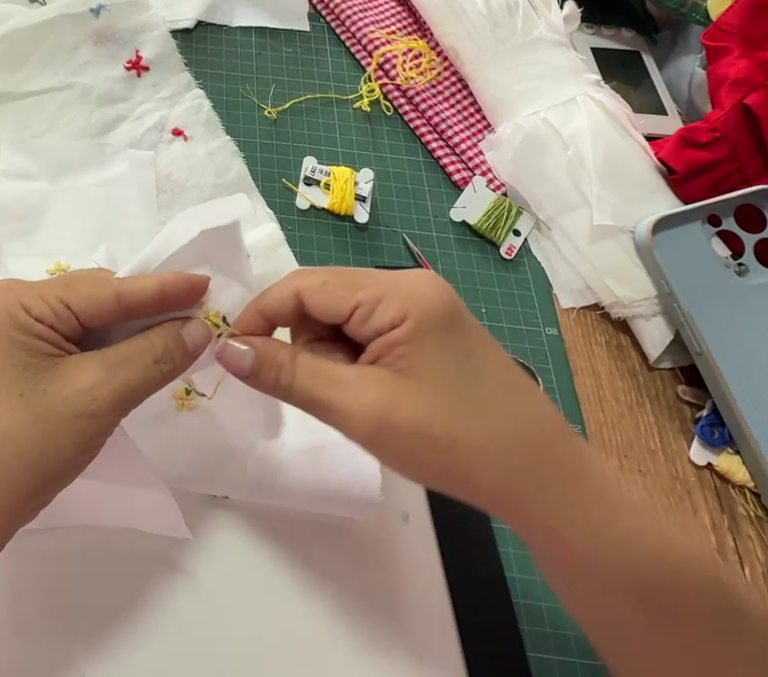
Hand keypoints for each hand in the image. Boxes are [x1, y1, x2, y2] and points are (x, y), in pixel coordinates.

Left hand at [0, 271, 212, 537]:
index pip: (107, 289)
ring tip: (185, 333)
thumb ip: (152, 355)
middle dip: (150, 310)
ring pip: (93, 322)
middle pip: (99, 298)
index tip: (210, 280)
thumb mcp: (97, 396)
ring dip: (135, 331)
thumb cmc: (26, 448)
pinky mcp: (25, 361)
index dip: (163, 288)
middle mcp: (16, 305)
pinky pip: (80, 343)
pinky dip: (115, 351)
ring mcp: (18, 333)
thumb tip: (200, 326)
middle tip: (204, 314)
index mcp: (22, 301)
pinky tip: (145, 356)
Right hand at [214, 268, 589, 523]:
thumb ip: (288, 374)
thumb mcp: (360, 408)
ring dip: (327, 357)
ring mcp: (422, 307)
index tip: (233, 356)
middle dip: (304, 344)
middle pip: (321, 299)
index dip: (262, 316)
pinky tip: (372, 397)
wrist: (541, 481)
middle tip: (325, 394)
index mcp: (398, 293)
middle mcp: (409, 286)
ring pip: (338, 318)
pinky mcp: (427, 331)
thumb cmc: (452, 440)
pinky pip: (364, 333)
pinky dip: (350, 362)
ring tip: (357, 402)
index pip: (305, 286)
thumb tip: (225, 349)